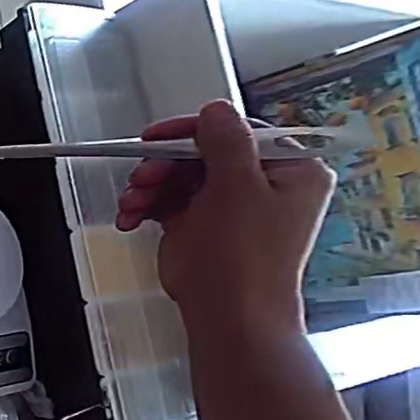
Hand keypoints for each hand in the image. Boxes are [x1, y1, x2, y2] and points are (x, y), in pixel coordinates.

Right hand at [115, 100, 333, 336]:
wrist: (227, 309)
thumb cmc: (243, 256)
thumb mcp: (236, 189)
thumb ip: (226, 144)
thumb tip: (216, 110)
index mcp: (288, 170)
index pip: (237, 134)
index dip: (193, 132)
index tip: (156, 136)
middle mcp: (258, 185)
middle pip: (199, 156)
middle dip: (162, 167)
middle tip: (142, 178)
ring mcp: (225, 206)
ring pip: (175, 179)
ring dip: (146, 189)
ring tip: (132, 206)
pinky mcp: (196, 224)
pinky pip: (163, 203)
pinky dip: (143, 208)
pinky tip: (132, 220)